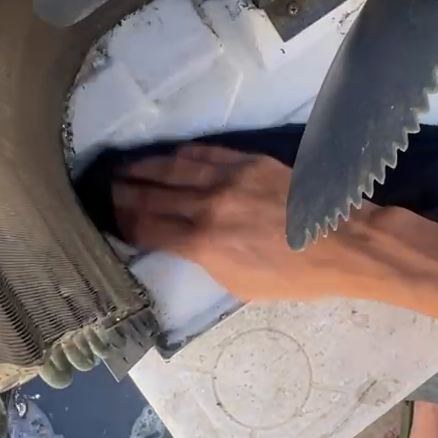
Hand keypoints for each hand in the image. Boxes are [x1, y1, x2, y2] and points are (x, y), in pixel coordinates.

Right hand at [110, 144, 378, 302]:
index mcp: (203, 244)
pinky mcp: (248, 161)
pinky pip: (202, 153)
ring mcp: (228, 178)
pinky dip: (177, 155)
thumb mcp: (237, 284)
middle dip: (119, 191)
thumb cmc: (292, 276)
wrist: (341, 244)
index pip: (145, 226)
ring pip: (170, 168)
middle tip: (96, 187)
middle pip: (149, 194)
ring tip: (118, 169)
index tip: (100, 215)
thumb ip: (200, 258)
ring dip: (140, 168)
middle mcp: (208, 206)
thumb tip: (173, 240)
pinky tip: (162, 156)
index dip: (117, 220)